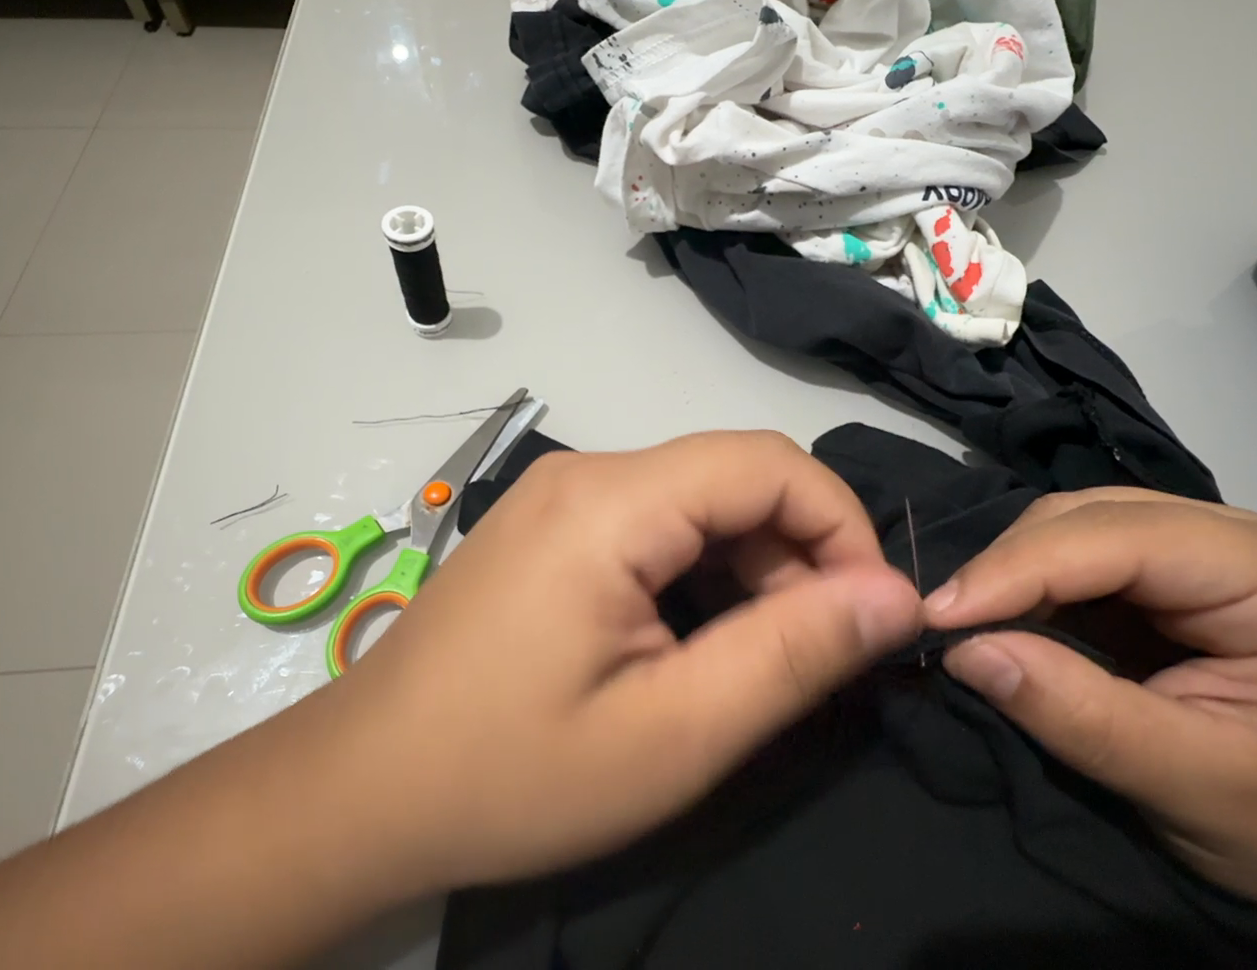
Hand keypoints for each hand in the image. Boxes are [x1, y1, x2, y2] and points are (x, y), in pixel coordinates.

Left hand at [320, 430, 923, 894]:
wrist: (361, 792)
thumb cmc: (512, 774)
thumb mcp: (673, 734)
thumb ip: (791, 655)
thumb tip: (895, 597)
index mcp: (610, 503)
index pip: (768, 464)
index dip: (842, 528)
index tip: (872, 618)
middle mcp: (583, 475)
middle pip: (732, 478)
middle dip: (800, 553)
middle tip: (817, 654)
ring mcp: (557, 500)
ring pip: (696, 502)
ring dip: (751, 567)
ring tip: (760, 659)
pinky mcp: (545, 532)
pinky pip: (651, 526)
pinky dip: (700, 572)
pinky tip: (698, 642)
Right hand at [923, 488, 1256, 925]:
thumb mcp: (1200, 788)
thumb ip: (1082, 715)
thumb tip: (966, 652)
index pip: (1125, 539)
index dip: (1021, 568)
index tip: (938, 616)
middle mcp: (1242, 540)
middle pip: (1093, 516)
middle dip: (1009, 566)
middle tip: (942, 626)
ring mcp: (1207, 551)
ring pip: (1076, 525)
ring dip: (1013, 572)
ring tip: (967, 625)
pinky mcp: (1173, 577)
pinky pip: (1079, 557)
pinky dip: (1030, 586)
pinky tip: (1005, 619)